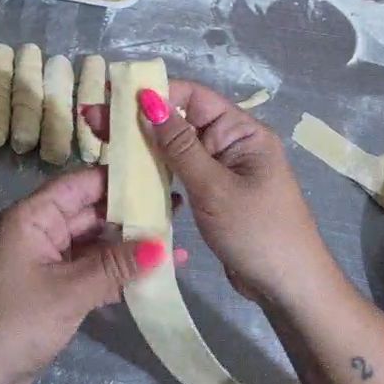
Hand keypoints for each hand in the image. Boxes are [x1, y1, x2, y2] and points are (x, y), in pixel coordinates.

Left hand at [0, 167, 162, 383]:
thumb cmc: (17, 321)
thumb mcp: (69, 292)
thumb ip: (115, 267)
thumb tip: (162, 246)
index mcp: (32, 216)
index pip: (79, 184)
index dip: (116, 178)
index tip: (156, 174)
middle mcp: (39, 228)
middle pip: (89, 211)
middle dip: (129, 213)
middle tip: (175, 209)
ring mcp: (46, 256)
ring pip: (93, 240)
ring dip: (127, 243)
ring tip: (174, 238)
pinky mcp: (53, 283)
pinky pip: (89, 266)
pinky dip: (116, 269)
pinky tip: (152, 271)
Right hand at [83, 79, 326, 306]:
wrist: (290, 291)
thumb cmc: (258, 233)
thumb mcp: (214, 187)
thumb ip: (179, 146)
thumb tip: (148, 101)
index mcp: (242, 131)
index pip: (193, 97)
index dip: (153, 93)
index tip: (113, 96)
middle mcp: (231, 142)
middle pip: (179, 118)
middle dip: (137, 117)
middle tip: (93, 117)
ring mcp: (221, 168)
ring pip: (175, 145)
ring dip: (141, 141)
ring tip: (100, 137)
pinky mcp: (212, 191)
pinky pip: (179, 169)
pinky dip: (154, 166)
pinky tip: (126, 166)